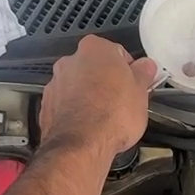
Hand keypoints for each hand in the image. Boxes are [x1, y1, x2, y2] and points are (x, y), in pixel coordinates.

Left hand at [40, 35, 157, 157]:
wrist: (82, 145)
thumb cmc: (109, 116)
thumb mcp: (141, 92)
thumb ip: (143, 73)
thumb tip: (145, 68)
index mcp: (96, 49)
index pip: (118, 52)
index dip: (129, 70)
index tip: (136, 81)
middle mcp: (71, 61)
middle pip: (95, 67)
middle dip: (108, 81)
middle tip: (123, 99)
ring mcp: (57, 83)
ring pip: (79, 85)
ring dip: (91, 96)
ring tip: (107, 116)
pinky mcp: (48, 106)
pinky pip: (66, 104)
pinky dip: (76, 111)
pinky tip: (91, 125)